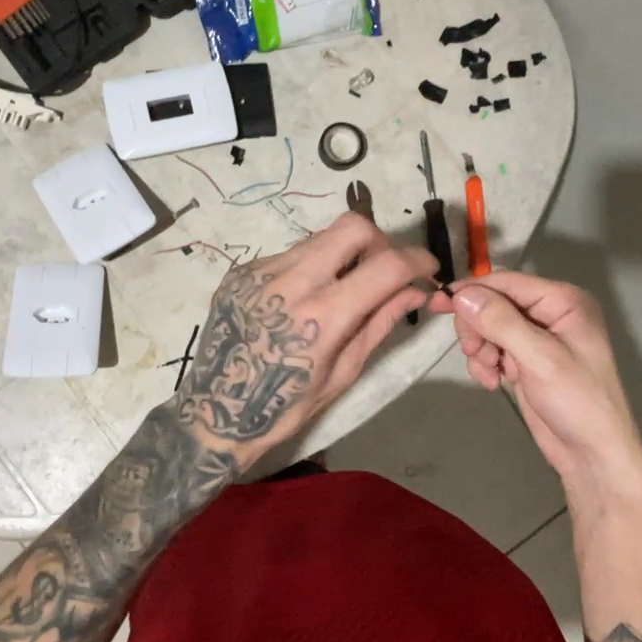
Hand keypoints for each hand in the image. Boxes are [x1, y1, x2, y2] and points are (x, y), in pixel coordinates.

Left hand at [175, 212, 436, 468]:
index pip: (386, 265)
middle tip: (385, 269)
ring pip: (318, 238)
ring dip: (343, 254)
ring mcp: (260, 272)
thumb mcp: (344, 371)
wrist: (215, 415)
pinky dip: (309, 268)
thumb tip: (416, 290)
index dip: (417, 260)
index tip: (426, 268)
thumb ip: (380, 322)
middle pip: (352, 227)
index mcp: (322, 317)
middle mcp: (290, 282)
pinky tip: (304, 300)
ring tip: (343, 287)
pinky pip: (289, 255)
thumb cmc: (286, 406)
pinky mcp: (241, 273)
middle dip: (380, 242)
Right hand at [428, 271, 641, 485]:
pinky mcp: (528, 362)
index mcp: (563, 301)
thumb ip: (500, 323)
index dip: (472, 291)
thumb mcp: (539, 358)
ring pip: (489, 328)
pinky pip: (494, 350)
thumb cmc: (577, 401)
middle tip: (474, 353)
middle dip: (478, 327)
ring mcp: (539, 338)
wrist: (592, 454)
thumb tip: (463, 295)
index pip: (507, 283)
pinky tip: (492, 383)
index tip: (436, 304)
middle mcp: (551, 314)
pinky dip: (486, 364)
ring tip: (488, 373)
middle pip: (494, 303)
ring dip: (481, 349)